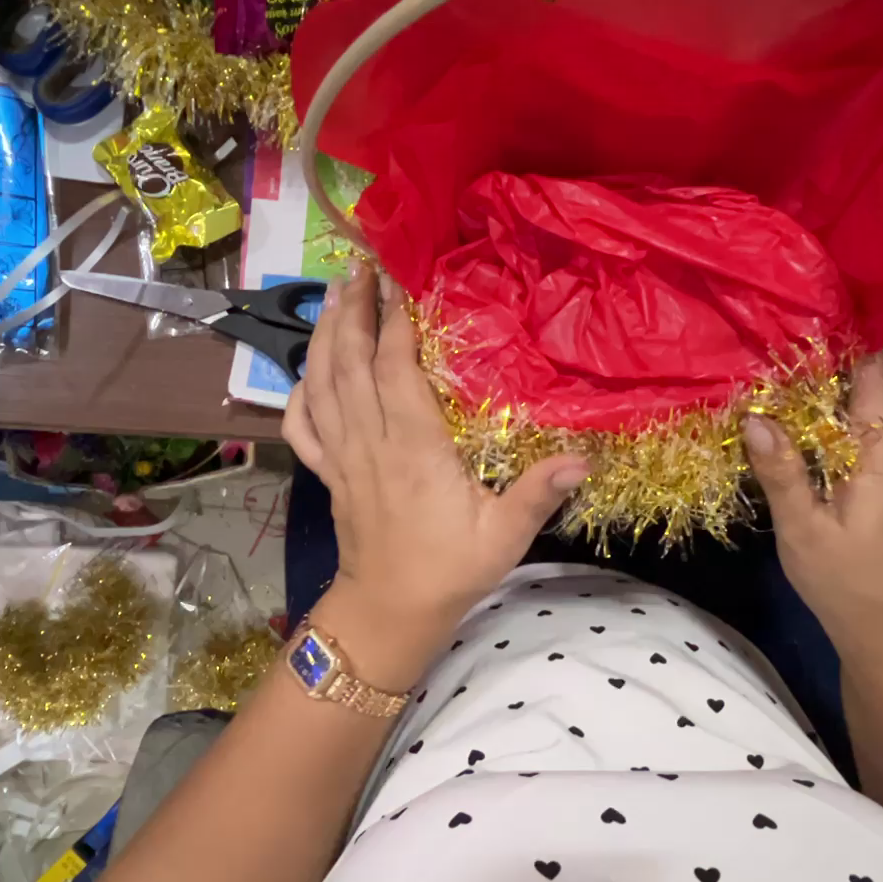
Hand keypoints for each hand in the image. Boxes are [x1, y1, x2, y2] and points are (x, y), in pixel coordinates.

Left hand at [283, 264, 587, 682]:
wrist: (389, 613)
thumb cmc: (449, 572)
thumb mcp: (504, 538)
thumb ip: (539, 495)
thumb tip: (584, 460)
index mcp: (414, 450)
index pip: (396, 370)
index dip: (395, 322)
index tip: (400, 282)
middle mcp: (370, 444)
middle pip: (350, 364)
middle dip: (352, 311)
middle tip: (359, 268)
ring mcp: (342, 459)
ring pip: (321, 386)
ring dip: (324, 337)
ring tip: (333, 296)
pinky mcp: (328, 476)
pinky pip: (302, 427)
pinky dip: (299, 392)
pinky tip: (308, 372)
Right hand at [741, 332, 882, 629]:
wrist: (878, 616)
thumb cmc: (840, 575)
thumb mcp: (803, 529)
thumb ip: (783, 473)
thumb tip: (755, 418)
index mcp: (882, 457)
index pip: (879, 383)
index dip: (863, 340)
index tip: (839, 302)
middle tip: (850, 303)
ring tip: (855, 328)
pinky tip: (852, 383)